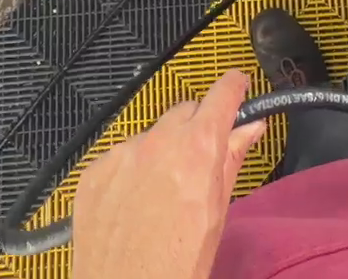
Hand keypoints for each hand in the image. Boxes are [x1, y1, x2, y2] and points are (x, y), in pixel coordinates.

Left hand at [72, 70, 267, 278]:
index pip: (222, 93)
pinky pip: (121, 156)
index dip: (234, 87)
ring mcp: (123, 153)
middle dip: (195, 128)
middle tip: (196, 164)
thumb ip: (232, 159)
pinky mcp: (95, 171)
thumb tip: (252, 127)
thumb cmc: (179, 266)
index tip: (238, 86)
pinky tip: (131, 204)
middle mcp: (160, 139)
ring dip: (160, 151)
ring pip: (152, 134)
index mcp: (199, 147)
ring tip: (158, 194)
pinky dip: (129, 171)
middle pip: (185, 111)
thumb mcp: (217, 212)